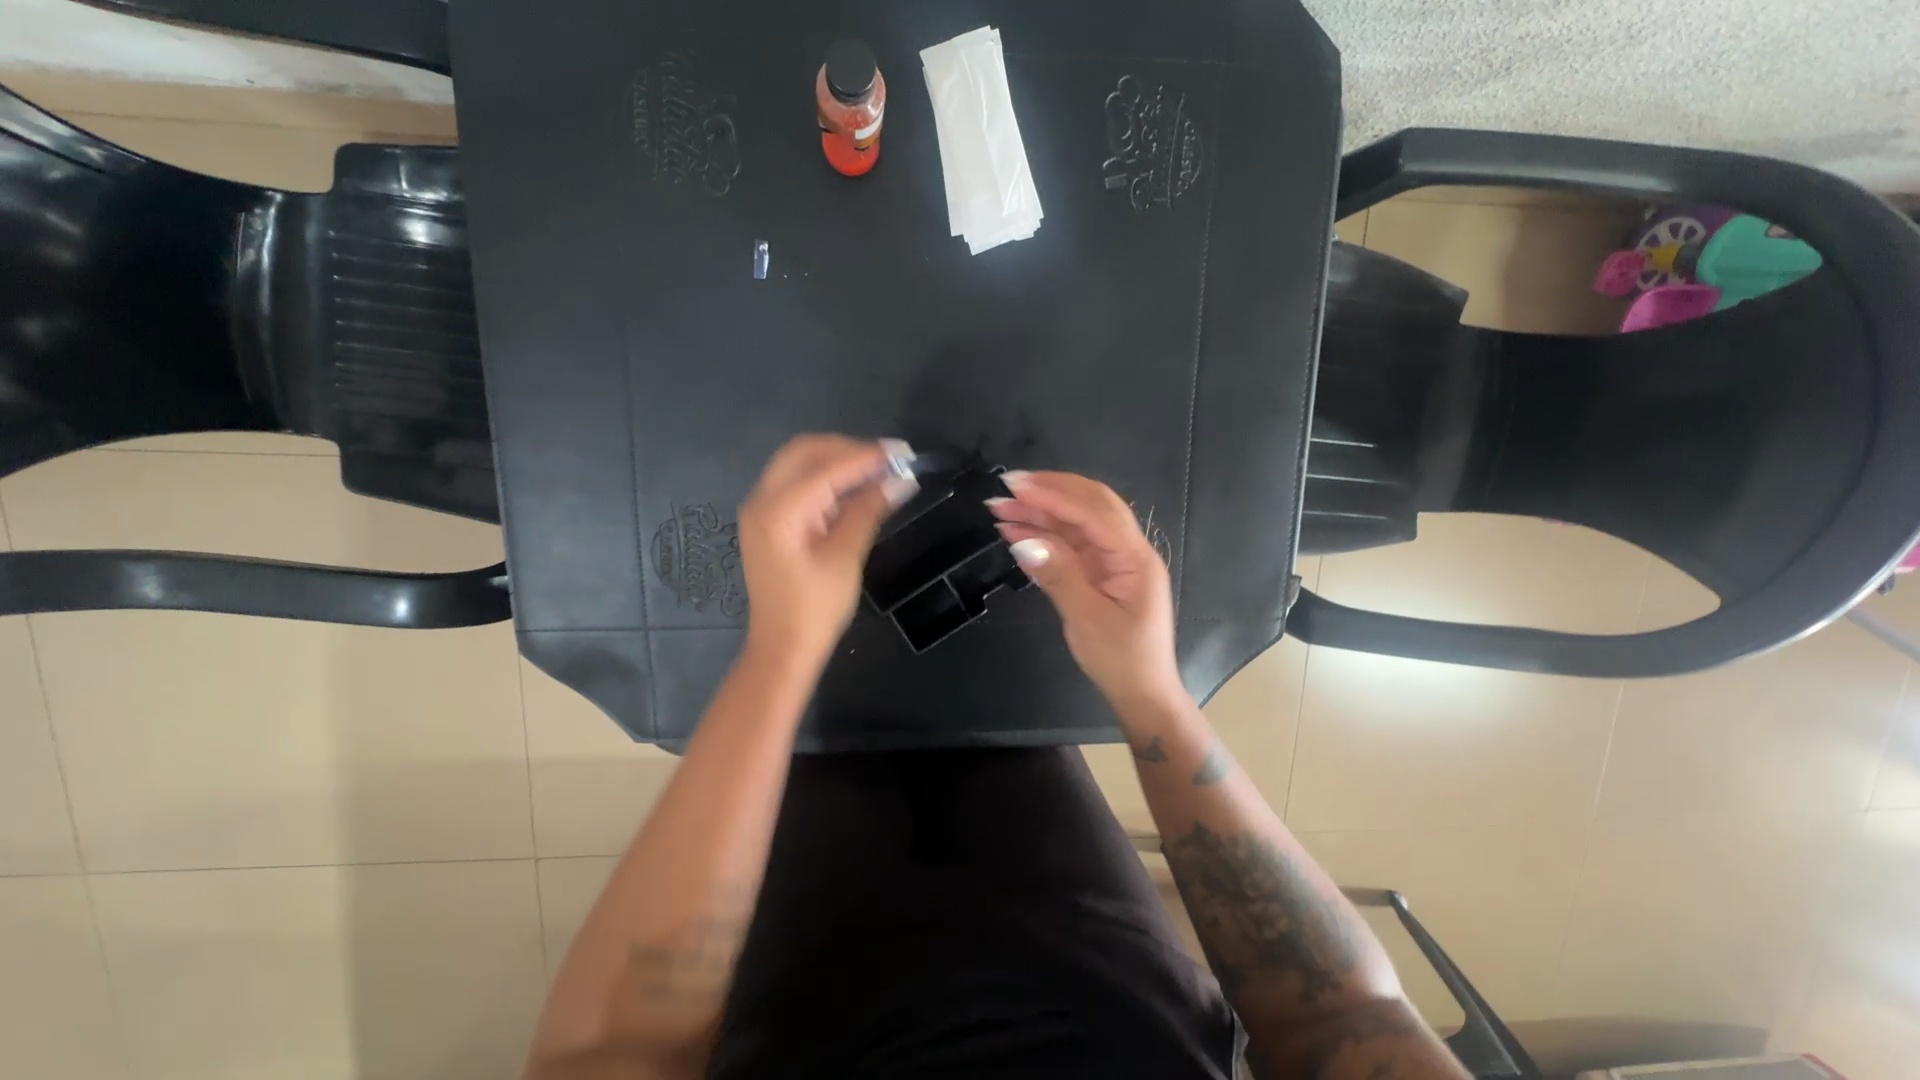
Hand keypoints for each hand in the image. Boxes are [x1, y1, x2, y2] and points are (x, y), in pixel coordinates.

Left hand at [738, 435, 916, 670]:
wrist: (782, 648)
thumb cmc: (815, 609)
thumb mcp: (846, 557)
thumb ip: (869, 510)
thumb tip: (901, 480)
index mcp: (779, 510)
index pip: (828, 466)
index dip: (868, 456)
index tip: (904, 452)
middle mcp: (762, 500)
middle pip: (806, 451)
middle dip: (849, 449)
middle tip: (891, 459)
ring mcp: (761, 510)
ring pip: (800, 464)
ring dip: (838, 461)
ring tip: (880, 470)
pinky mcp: (768, 521)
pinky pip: (797, 484)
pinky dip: (827, 479)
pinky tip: (857, 488)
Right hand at [986, 471, 1185, 710]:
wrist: (1142, 694)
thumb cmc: (1122, 660)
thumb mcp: (1087, 619)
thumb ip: (1059, 575)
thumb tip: (1024, 541)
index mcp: (1134, 558)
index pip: (1093, 513)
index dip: (1054, 496)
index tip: (1018, 487)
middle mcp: (1127, 551)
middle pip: (1089, 506)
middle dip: (1048, 493)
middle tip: (1007, 487)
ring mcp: (1113, 561)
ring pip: (1076, 524)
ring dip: (1040, 513)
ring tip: (1000, 509)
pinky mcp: (1100, 574)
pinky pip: (1071, 546)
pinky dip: (1044, 537)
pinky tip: (1016, 533)